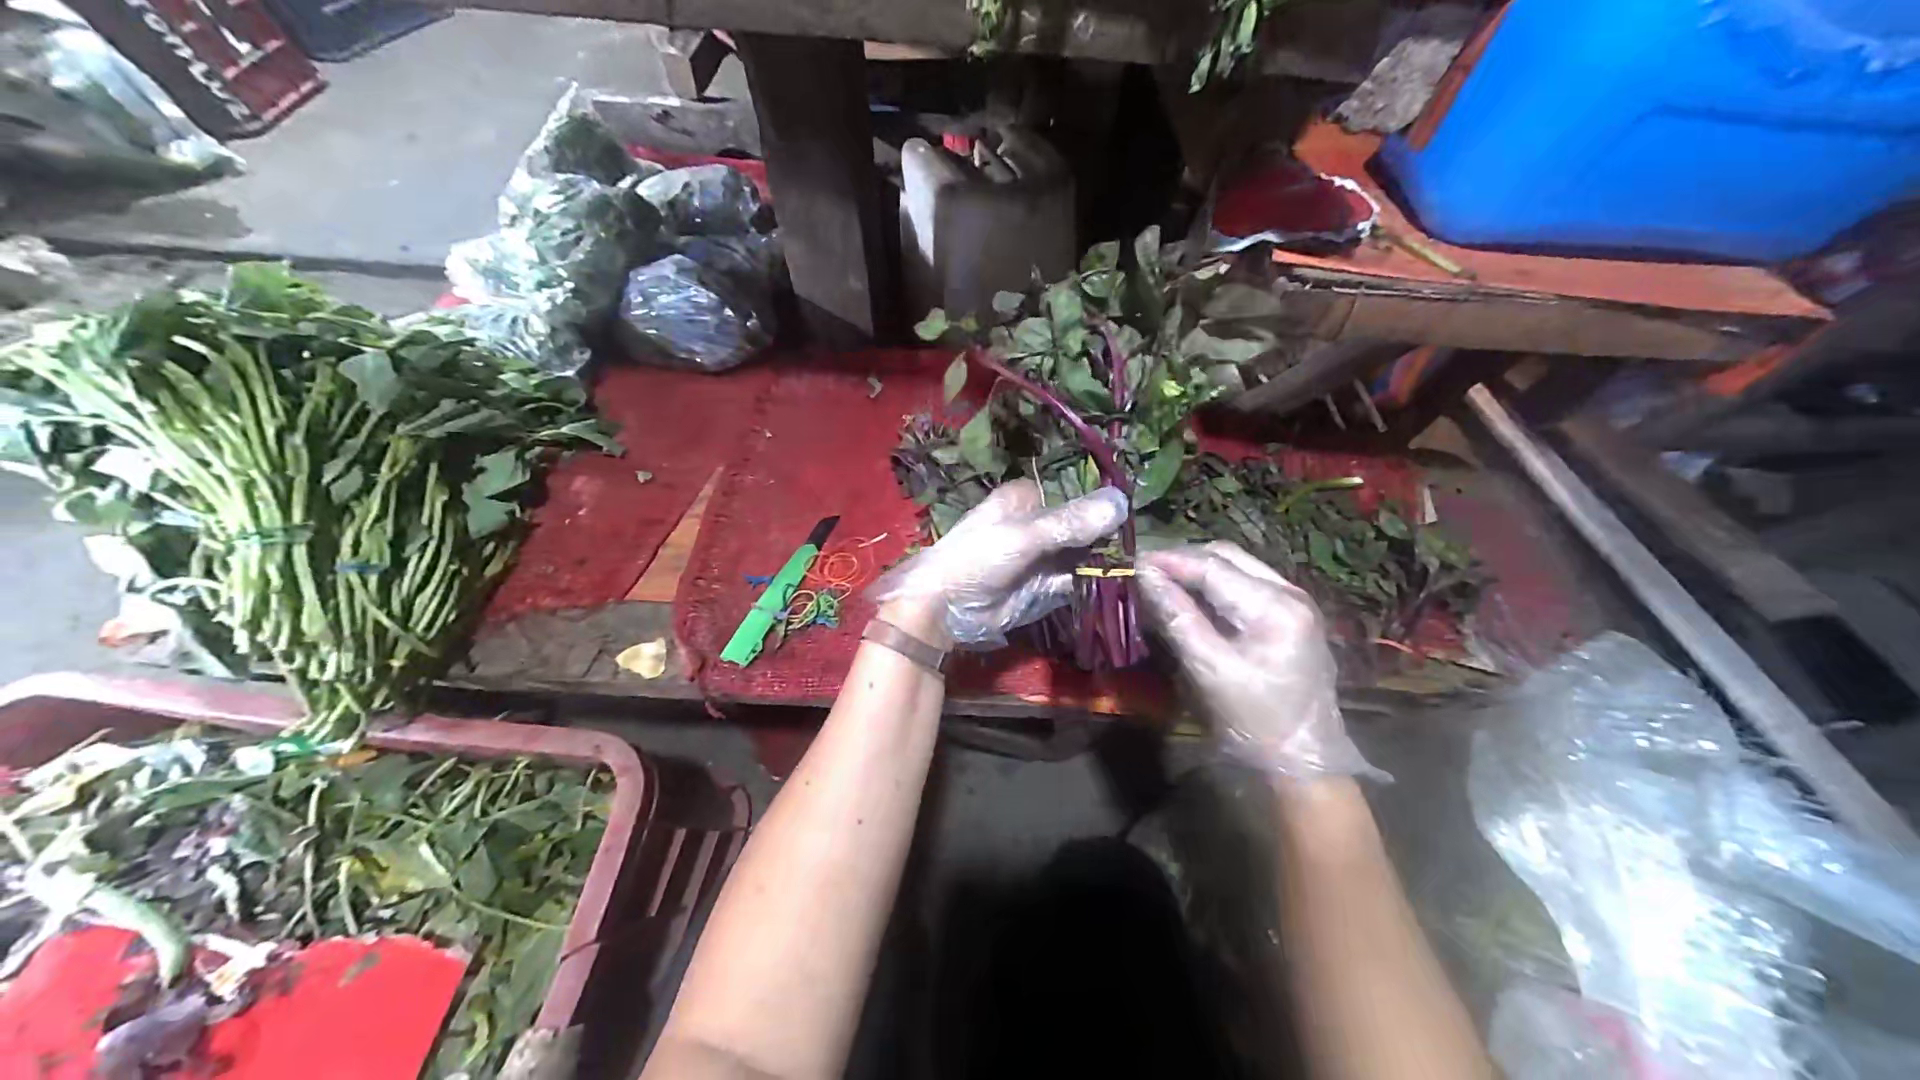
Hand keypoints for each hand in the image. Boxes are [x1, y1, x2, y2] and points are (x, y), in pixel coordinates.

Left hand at [872, 480, 1128, 646]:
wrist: (944, 610)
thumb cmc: (976, 560)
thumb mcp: (1024, 536)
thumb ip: (1071, 522)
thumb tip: (1122, 502)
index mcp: (1026, 500)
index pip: (1075, 494)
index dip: (1102, 503)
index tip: (1134, 512)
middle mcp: (1038, 524)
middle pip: (1084, 526)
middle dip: (1109, 535)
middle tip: (1144, 544)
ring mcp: (1043, 558)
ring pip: (1084, 553)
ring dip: (1106, 560)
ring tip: (1140, 564)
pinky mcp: (1046, 587)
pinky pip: (1078, 580)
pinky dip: (1095, 581)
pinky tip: (1121, 582)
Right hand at [1137, 542, 1381, 780]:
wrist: (1304, 762)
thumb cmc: (1254, 721)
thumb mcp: (1208, 670)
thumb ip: (1177, 617)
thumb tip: (1145, 574)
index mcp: (1275, 606)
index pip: (1213, 567)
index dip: (1169, 560)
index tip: (1132, 561)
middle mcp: (1291, 593)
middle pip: (1227, 557)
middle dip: (1183, 560)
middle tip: (1145, 573)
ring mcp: (1296, 603)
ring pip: (1237, 567)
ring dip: (1198, 571)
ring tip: (1163, 583)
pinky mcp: (1292, 616)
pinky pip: (1246, 584)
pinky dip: (1215, 585)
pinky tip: (1192, 600)